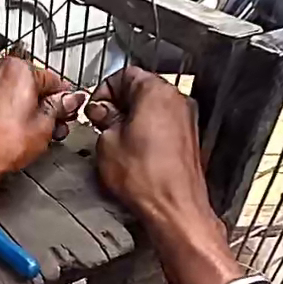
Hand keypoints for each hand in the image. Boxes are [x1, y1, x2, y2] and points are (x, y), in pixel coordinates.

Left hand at [0, 57, 85, 261]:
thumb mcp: (43, 127)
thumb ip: (58, 109)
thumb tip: (67, 101)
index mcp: (16, 69)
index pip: (52, 78)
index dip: (64, 98)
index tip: (69, 109)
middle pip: (28, 86)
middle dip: (43, 106)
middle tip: (54, 126)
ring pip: (8, 96)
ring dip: (23, 113)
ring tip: (32, 136)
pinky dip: (1, 118)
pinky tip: (8, 138)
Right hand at [85, 67, 213, 234]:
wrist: (175, 209)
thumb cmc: (147, 179)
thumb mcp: (107, 143)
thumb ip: (103, 119)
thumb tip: (102, 113)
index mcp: (156, 92)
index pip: (124, 74)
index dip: (103, 90)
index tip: (94, 107)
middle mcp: (176, 101)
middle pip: (140, 89)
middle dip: (117, 104)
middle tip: (100, 122)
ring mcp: (186, 120)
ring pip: (152, 108)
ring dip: (131, 119)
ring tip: (114, 140)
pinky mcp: (188, 140)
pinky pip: (162, 126)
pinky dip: (145, 133)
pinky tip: (132, 152)